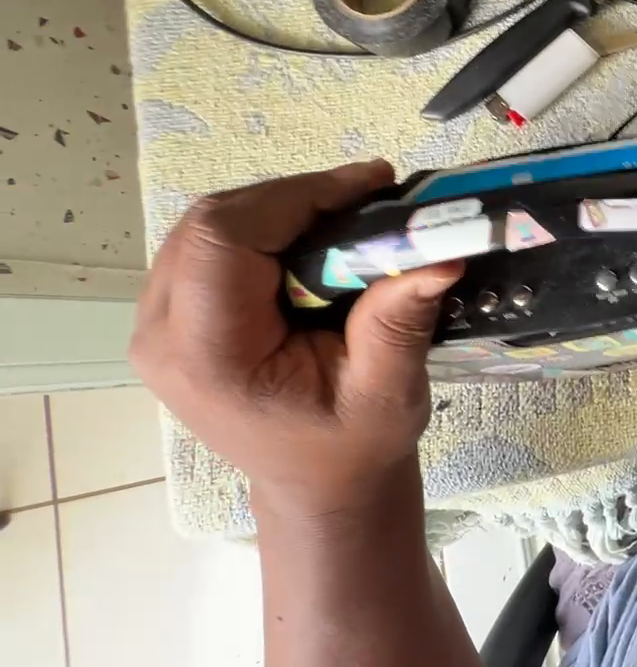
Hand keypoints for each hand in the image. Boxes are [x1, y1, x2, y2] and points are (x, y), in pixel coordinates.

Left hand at [130, 161, 460, 524]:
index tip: (374, 185)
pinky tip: (325, 236)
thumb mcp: (389, 391)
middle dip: (296, 195)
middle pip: (210, 223)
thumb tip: (442, 258)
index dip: (296, 197)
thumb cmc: (353, 443)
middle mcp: (164, 332)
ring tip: (357, 210)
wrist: (320, 481)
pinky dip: (273, 226)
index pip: (225, 240)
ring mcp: (164, 322)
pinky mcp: (182, 317)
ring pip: (210, 227)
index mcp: (209, 353)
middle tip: (374, 194)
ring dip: (286, 207)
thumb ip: (401, 324)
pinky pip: (217, 246)